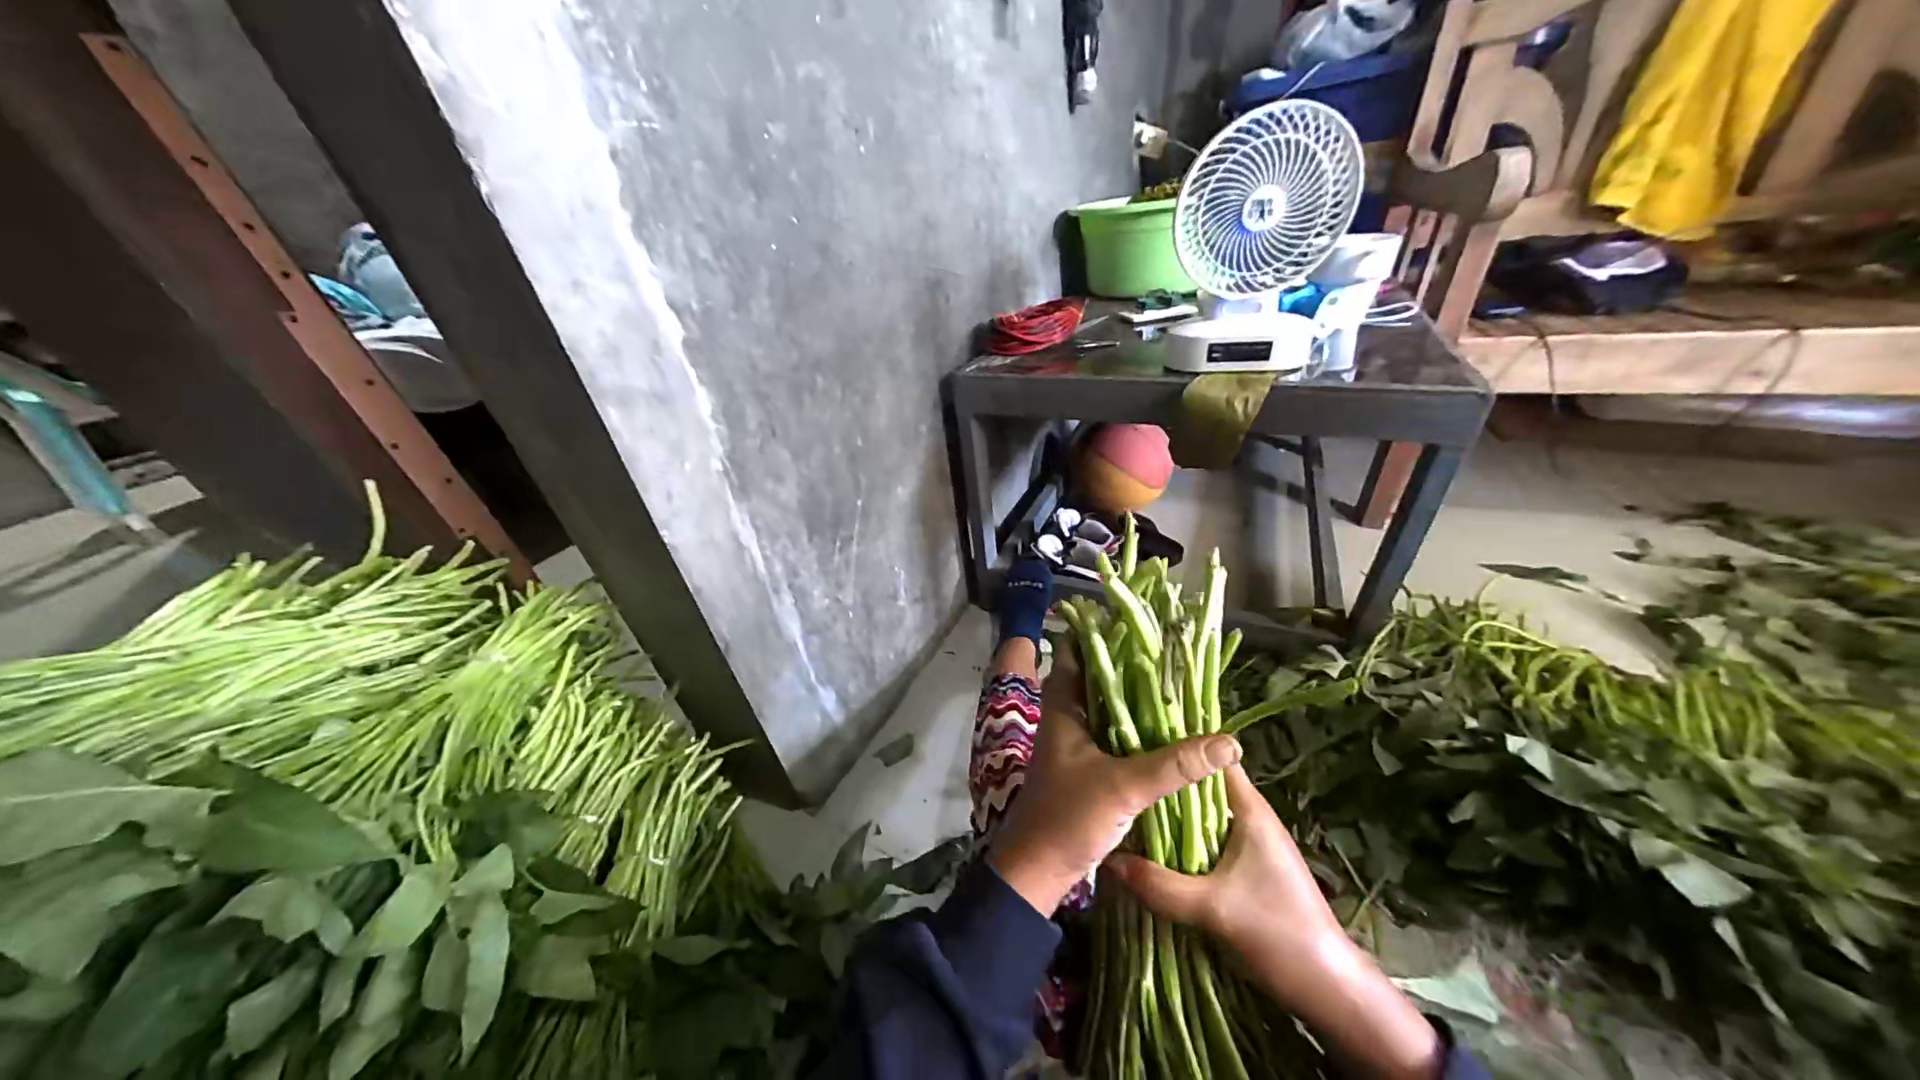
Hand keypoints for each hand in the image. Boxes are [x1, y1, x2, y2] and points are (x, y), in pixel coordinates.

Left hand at [988, 641, 1242, 915]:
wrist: (1038, 869)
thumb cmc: (1068, 817)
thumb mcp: (1123, 787)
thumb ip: (1174, 765)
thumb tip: (1229, 742)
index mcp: (1063, 707)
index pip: (1077, 652)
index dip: (1102, 632)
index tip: (1140, 621)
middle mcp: (1068, 717)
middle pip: (1099, 677)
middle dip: (1131, 665)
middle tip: (1172, 652)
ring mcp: (1077, 742)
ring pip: (1109, 708)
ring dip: (1137, 699)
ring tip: (1179, 685)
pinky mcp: (1088, 766)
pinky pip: (1116, 735)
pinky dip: (1137, 729)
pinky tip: (1168, 732)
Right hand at [1106, 765, 1443, 1079]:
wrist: (1328, 989)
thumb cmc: (1279, 934)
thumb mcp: (1212, 909)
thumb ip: (1159, 884)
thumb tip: (1108, 860)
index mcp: (1250, 809)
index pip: (1211, 757)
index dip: (1175, 744)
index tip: (1134, 740)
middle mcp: (1249, 816)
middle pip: (1200, 783)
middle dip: (1163, 779)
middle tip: (1120, 775)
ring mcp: (1248, 842)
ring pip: (1200, 813)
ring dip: (1168, 811)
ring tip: (1125, 805)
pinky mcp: (1244, 866)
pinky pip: (1203, 838)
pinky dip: (1178, 837)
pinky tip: (1148, 844)